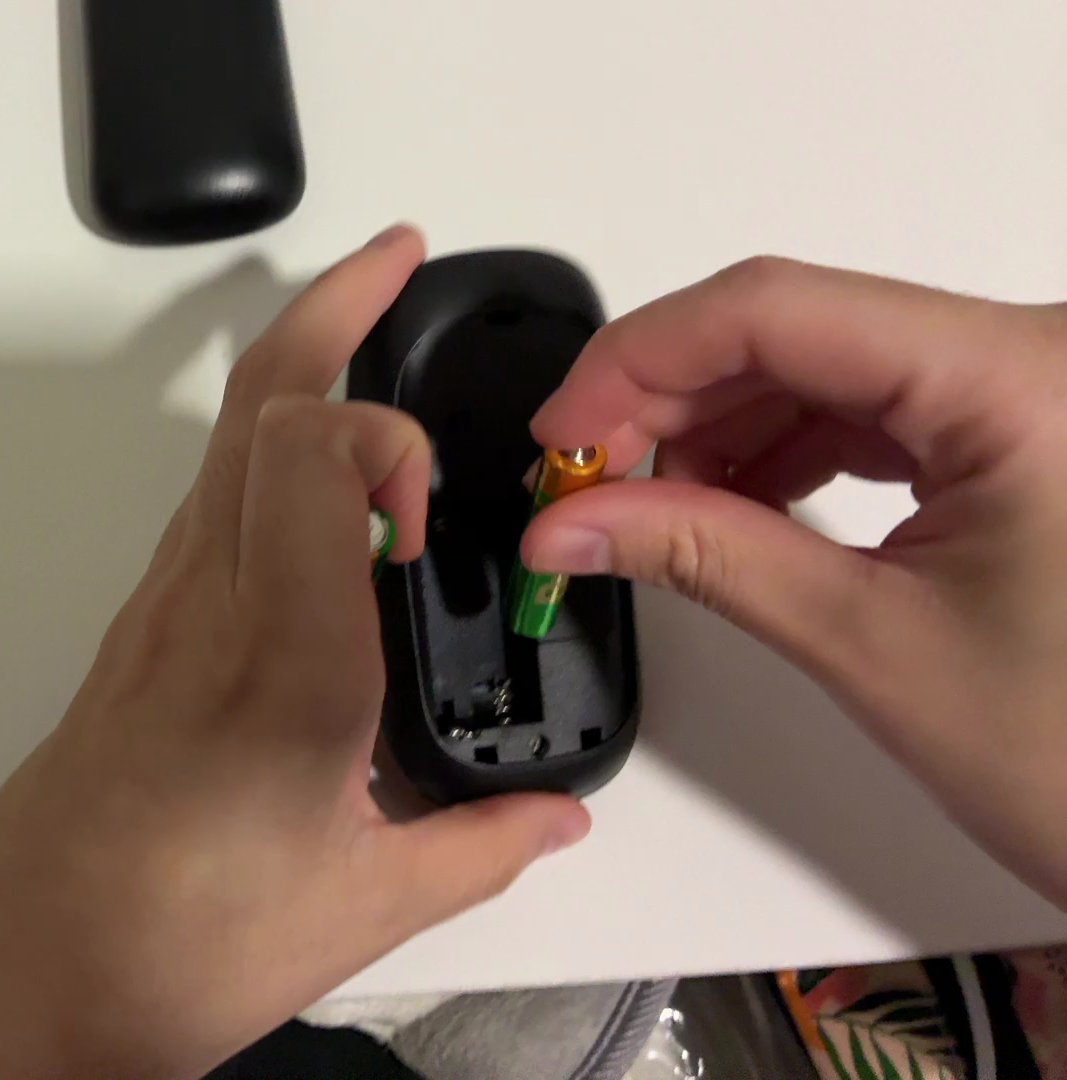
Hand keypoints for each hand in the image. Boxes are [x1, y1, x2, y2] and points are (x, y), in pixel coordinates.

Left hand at [0, 226, 589, 1079]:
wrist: (32, 961)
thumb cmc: (181, 940)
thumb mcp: (360, 903)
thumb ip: (473, 845)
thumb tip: (548, 816)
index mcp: (285, 656)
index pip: (314, 450)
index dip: (389, 431)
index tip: (432, 502)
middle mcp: (208, 598)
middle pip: (254, 404)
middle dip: (330, 307)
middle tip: (396, 257)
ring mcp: (160, 600)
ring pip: (223, 443)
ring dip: (295, 377)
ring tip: (369, 360)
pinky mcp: (138, 623)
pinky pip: (206, 504)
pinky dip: (267, 461)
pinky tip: (319, 507)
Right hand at [522, 256, 1066, 908]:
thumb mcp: (866, 639)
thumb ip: (694, 558)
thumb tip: (554, 530)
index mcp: (1032, 380)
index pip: (770, 309)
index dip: (630, 364)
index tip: (554, 441)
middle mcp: (1039, 354)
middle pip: (777, 330)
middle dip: (652, 407)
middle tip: (578, 488)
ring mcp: (1027, 389)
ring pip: (801, 365)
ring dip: (698, 433)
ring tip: (647, 513)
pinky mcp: (1013, 428)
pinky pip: (846, 406)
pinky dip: (759, 452)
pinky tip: (724, 509)